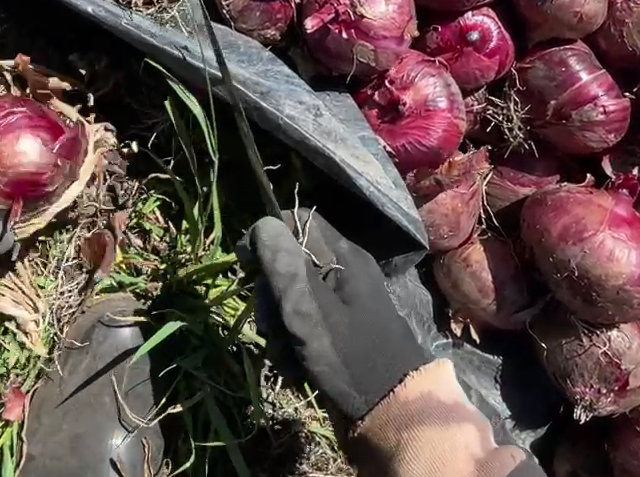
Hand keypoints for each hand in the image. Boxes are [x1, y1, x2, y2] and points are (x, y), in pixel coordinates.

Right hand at [239, 210, 430, 421]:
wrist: (394, 417)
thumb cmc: (351, 357)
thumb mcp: (310, 310)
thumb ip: (283, 265)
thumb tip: (262, 224)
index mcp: (343, 257)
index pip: (298, 222)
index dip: (268, 237)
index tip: (246, 264)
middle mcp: (344, 272)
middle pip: (290, 262)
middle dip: (271, 294)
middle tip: (270, 324)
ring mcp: (342, 303)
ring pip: (293, 296)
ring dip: (279, 325)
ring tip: (283, 354)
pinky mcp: (339, 331)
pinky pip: (305, 322)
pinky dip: (293, 342)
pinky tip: (294, 367)